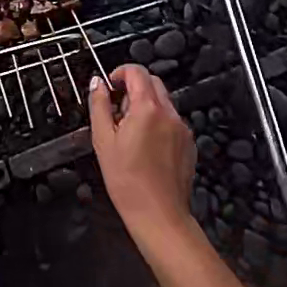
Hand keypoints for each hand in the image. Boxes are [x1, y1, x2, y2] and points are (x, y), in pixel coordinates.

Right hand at [88, 64, 197, 242]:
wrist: (159, 216)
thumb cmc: (128, 181)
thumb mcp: (103, 140)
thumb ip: (99, 105)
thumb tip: (98, 83)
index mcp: (148, 108)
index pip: (137, 71)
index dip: (120, 73)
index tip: (110, 86)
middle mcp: (169, 113)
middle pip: (153, 82)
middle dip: (134, 88)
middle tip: (117, 110)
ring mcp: (182, 128)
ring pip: (163, 101)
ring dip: (146, 105)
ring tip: (130, 132)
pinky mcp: (189, 143)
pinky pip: (172, 121)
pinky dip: (159, 122)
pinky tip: (147, 146)